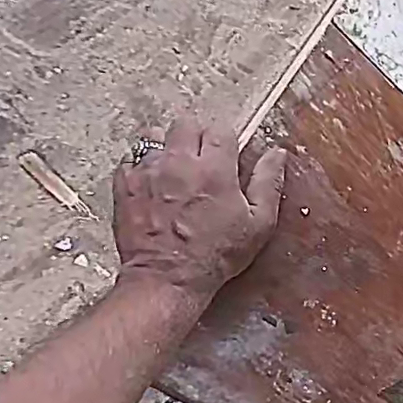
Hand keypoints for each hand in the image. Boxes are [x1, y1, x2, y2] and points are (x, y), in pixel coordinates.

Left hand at [112, 117, 285, 298]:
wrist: (168, 278)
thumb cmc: (216, 255)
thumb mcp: (258, 224)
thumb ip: (268, 183)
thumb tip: (277, 154)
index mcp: (215, 169)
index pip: (220, 129)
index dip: (225, 142)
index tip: (225, 158)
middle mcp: (179, 162)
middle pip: (185, 124)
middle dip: (195, 138)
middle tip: (200, 162)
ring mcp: (148, 171)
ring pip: (154, 136)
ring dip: (166, 148)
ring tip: (173, 171)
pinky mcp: (125, 185)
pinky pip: (131, 160)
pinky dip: (142, 167)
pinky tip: (153, 186)